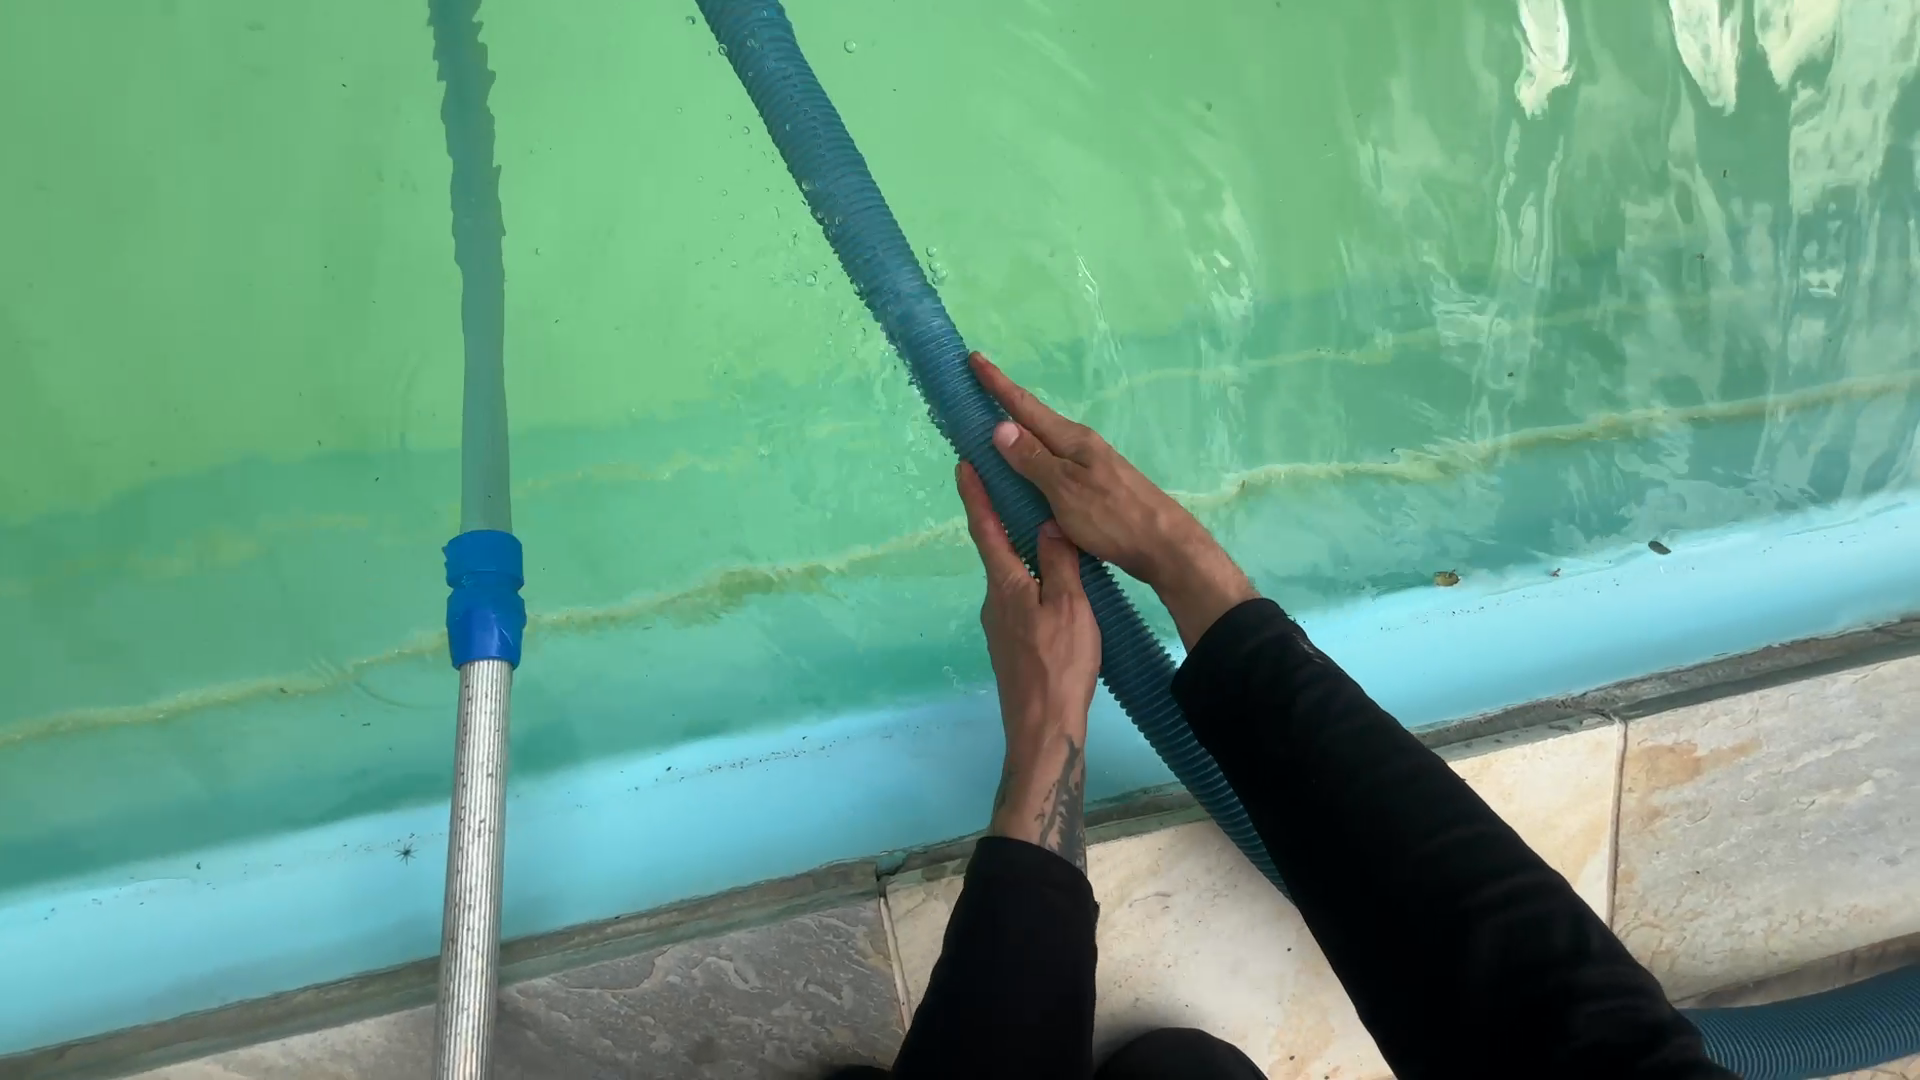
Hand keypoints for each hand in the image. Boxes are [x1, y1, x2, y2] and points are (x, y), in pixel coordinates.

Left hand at [957, 461, 1097, 870]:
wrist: (1043, 727)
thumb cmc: (1059, 662)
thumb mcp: (1070, 605)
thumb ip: (1059, 562)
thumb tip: (1048, 523)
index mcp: (1006, 584)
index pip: (985, 529)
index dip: (974, 496)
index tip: (963, 464)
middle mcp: (994, 601)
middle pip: (997, 552)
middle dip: (1001, 519)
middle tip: (1013, 490)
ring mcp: (998, 626)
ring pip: (1010, 579)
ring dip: (1020, 554)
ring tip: (1045, 537)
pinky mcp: (1009, 646)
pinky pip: (1018, 602)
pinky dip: (1029, 583)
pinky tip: (1052, 589)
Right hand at [970, 352, 1257, 648]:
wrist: (1163, 545)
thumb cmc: (1112, 517)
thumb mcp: (1066, 488)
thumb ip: (1033, 459)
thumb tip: (1000, 427)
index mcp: (1071, 440)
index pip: (1025, 406)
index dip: (997, 384)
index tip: (973, 358)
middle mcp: (1080, 446)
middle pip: (1034, 422)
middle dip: (1003, 407)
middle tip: (974, 395)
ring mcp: (1089, 466)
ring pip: (1043, 446)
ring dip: (1016, 438)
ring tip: (988, 435)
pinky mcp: (1093, 488)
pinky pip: (1051, 468)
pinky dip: (1030, 465)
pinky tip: (1023, 475)